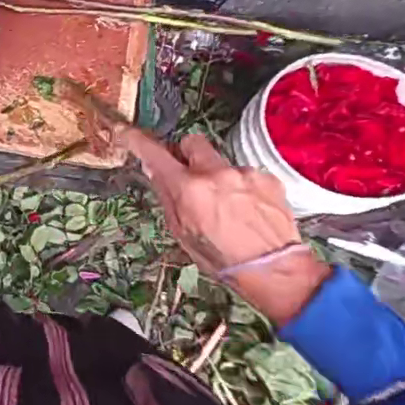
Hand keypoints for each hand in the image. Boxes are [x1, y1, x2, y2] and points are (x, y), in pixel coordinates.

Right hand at [120, 129, 329, 325]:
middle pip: (192, 142)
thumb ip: (168, 197)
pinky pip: (245, 174)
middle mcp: (216, 173)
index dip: (138, 142)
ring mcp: (243, 172)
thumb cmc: (224, 260)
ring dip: (219, 178)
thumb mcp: (183, 234)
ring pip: (221, 162)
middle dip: (187, 154)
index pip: (156, 154)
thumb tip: (156, 171)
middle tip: (190, 176)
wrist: (275, 270)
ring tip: (228, 209)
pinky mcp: (266, 177)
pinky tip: (248, 211)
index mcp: (189, 190)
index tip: (129, 135)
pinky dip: (243, 188)